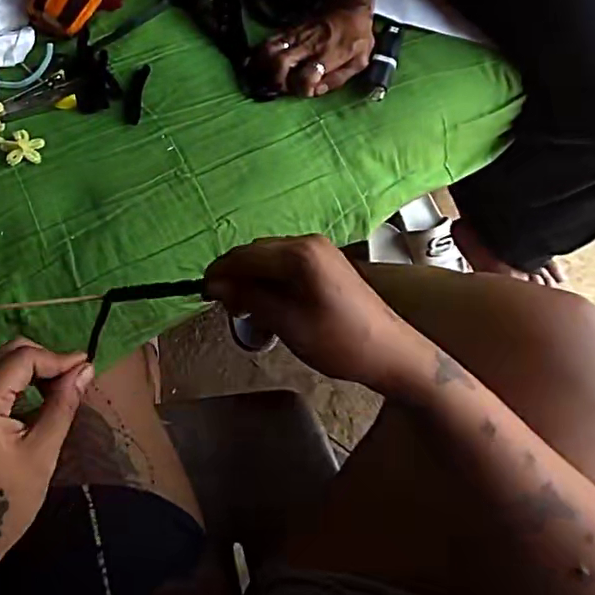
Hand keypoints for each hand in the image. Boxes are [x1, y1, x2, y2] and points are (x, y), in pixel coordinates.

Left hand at [0, 338, 93, 557]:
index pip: (24, 358)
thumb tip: (86, 368)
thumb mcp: (42, 452)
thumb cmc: (5, 502)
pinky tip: (39, 399)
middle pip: (11, 353)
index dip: (59, 359)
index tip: (88, 368)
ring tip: (62, 390)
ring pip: (2, 363)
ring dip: (33, 369)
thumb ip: (63, 404)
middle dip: (46, 360)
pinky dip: (19, 381)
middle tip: (75, 379)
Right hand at [203, 235, 431, 394]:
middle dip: (235, 276)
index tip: (202, 294)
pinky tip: (267, 302)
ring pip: (269, 257)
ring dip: (251, 278)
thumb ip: (249, 298)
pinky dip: (270, 279)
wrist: (392, 353)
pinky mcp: (326, 261)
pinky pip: (286, 263)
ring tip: (244, 309)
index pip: (244, 255)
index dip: (219, 273)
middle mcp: (308, 242)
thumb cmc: (340, 342)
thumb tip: (216, 284)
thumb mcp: (287, 323)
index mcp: (299, 253)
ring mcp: (319, 250)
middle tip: (224, 307)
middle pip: (256, 252)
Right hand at [250, 3, 373, 97]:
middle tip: (282, 88)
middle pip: (281, 64)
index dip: (303, 90)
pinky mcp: (288, 30)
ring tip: (266, 78)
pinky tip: (258, 63)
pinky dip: (259, 54)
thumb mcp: (359, 61)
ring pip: (269, 51)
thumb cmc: (356, 36)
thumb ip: (338, 79)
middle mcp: (308, 46)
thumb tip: (316, 92)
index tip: (306, 92)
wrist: (348, 7)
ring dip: (263, 67)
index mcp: (328, 56)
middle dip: (277, 81)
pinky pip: (268, 41)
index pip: (306, 77)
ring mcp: (295, 36)